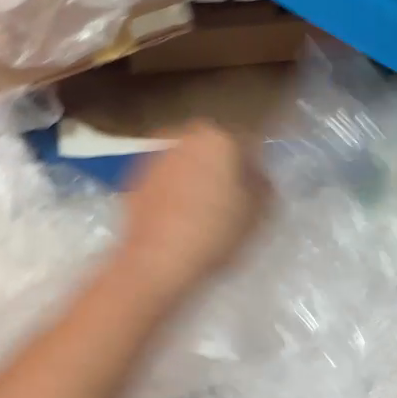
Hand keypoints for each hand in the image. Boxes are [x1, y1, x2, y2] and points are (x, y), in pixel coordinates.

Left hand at [118, 122, 269, 294]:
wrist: (156, 261)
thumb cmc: (214, 234)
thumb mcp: (257, 214)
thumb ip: (264, 186)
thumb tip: (258, 178)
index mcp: (219, 137)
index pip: (247, 146)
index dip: (255, 172)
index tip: (257, 193)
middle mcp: (184, 136)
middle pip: (212, 151)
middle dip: (222, 171)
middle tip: (230, 202)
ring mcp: (154, 156)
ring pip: (186, 163)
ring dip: (195, 180)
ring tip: (202, 213)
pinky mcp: (132, 178)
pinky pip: (164, 181)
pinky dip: (172, 193)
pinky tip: (177, 219)